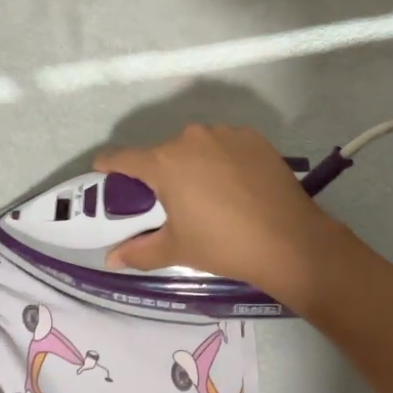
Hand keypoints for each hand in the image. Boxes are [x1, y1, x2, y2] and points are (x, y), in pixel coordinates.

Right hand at [93, 124, 348, 305]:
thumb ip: (139, 250)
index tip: (104, 173)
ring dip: (193, 163)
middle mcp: (190, 138)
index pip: (123, 158)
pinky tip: (234, 186)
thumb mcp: (177, 249)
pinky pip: (225, 144)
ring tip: (208, 195)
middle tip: (169, 202)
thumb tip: (111, 259)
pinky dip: (222, 159)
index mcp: (164, 163)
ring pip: (196, 146)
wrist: (288, 239)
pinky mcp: (251, 136)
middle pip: (163, 152)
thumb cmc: (224, 245)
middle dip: (160, 173)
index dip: (109, 166)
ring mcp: (224, 133)